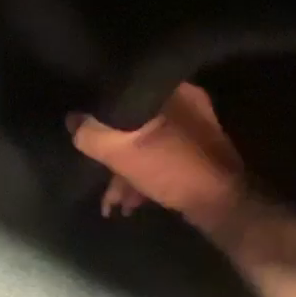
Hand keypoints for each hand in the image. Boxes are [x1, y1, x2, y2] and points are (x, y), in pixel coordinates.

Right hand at [68, 83, 245, 232]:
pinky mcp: (198, 154)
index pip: (127, 89)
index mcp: (174, 93)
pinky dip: (144, 175)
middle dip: (114, 152)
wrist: (223, 206)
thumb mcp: (122, 153)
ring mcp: (195, 130)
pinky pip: (161, 157)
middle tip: (98, 171)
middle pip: (135, 121)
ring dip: (127, 171)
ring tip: (112, 201)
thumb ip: (91, 135)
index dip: (103, 107)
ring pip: (147, 143)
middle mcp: (188, 105)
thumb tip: (72, 119)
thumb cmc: (172, 169)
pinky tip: (130, 201)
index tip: (86, 123)